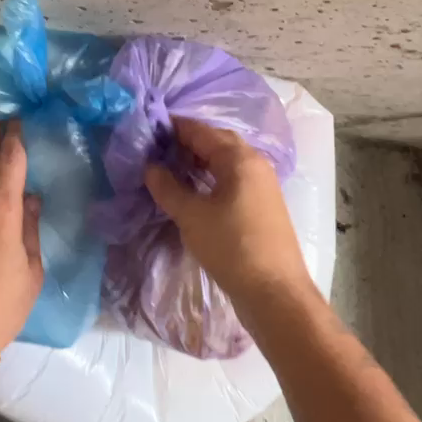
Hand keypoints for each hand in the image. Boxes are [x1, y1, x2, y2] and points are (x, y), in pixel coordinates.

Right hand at [143, 117, 311, 314]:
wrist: (275, 293)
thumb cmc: (232, 247)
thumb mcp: (191, 216)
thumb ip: (168, 187)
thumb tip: (150, 167)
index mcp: (239, 158)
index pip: (200, 130)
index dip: (172, 128)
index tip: (146, 131)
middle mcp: (254, 164)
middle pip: (215, 142)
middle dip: (185, 143)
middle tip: (155, 151)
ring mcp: (261, 185)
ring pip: (224, 162)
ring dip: (198, 161)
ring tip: (169, 170)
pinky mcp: (261, 206)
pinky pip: (231, 179)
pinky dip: (210, 178)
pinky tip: (193, 191)